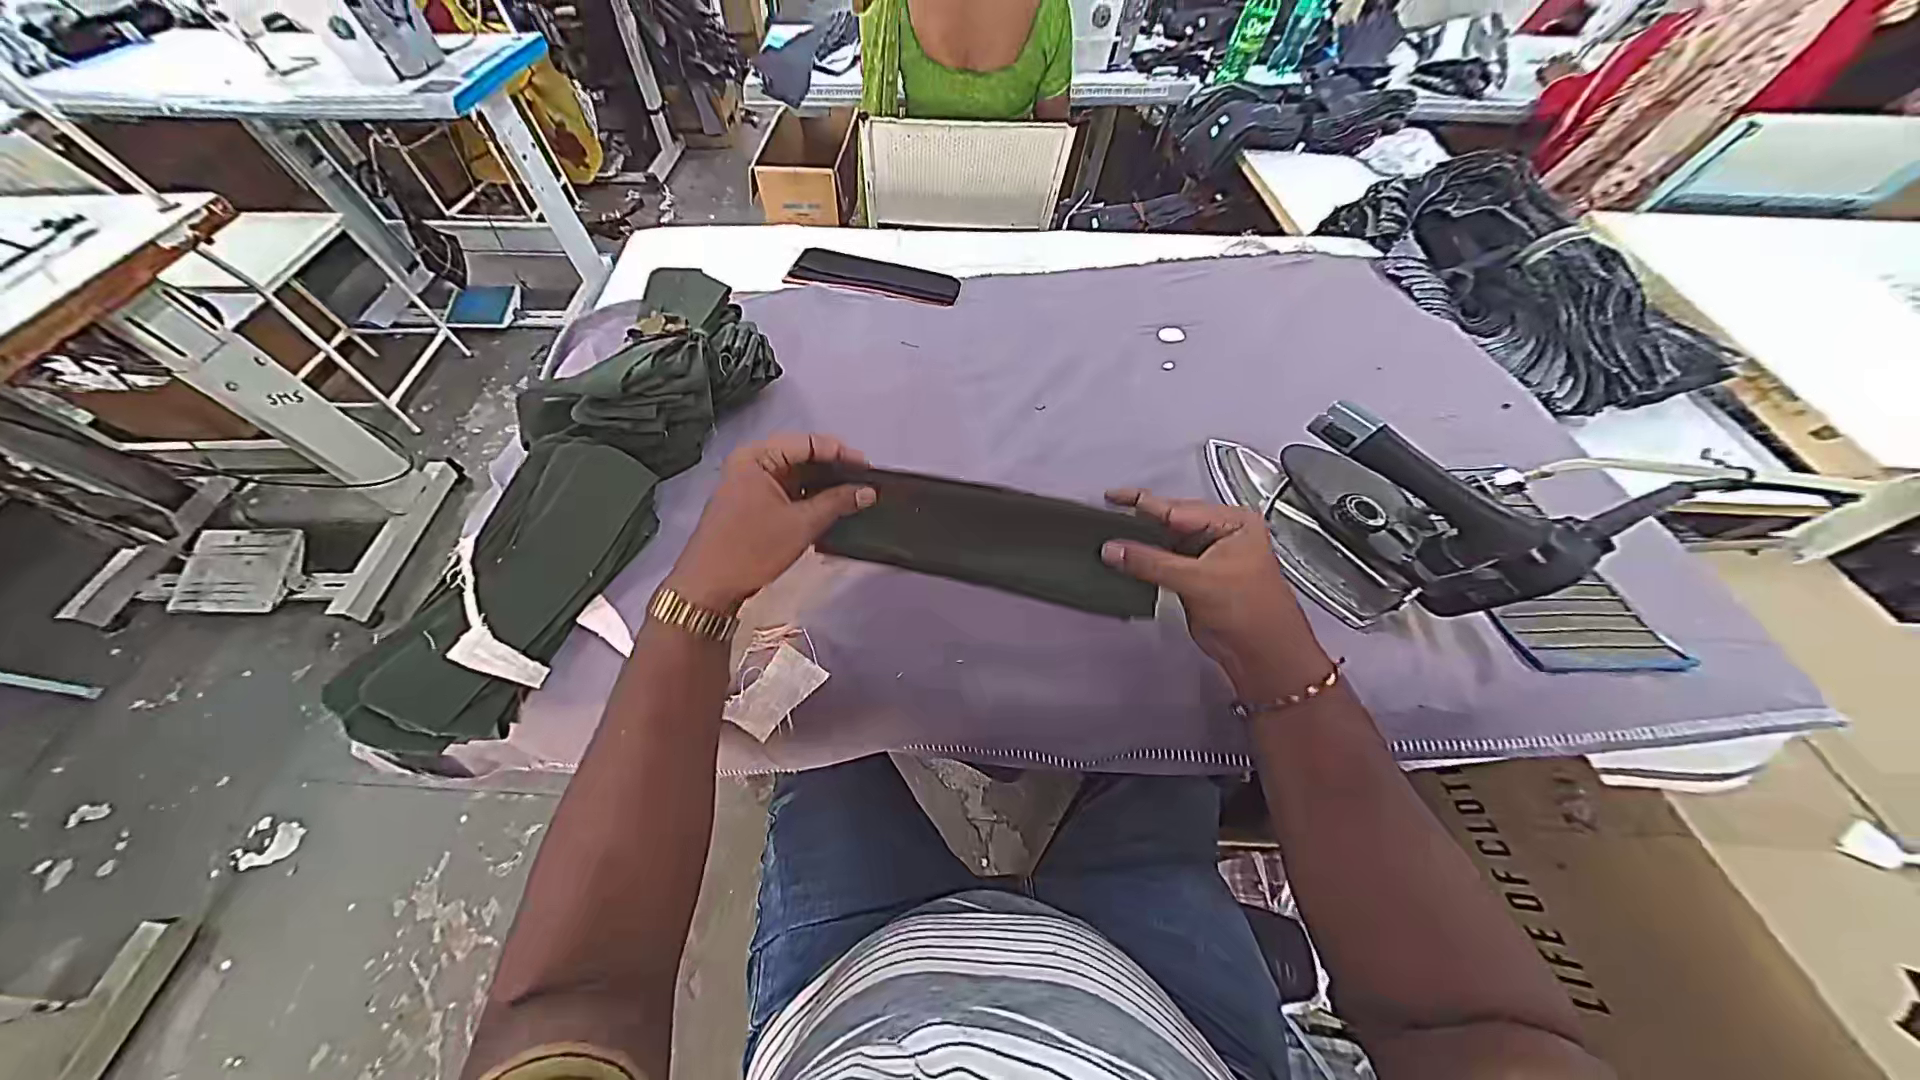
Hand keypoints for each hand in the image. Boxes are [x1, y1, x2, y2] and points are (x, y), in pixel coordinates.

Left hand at [664, 434, 875, 611]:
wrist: (709, 585)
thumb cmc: (752, 549)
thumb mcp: (802, 524)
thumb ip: (838, 502)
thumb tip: (868, 491)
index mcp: (757, 457)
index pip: (808, 443)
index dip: (840, 453)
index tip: (867, 468)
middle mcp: (751, 463)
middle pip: (802, 456)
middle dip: (834, 469)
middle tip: (864, 481)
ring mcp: (750, 483)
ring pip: (796, 475)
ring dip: (823, 484)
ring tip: (854, 494)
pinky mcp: (752, 502)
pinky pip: (787, 490)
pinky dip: (809, 496)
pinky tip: (832, 506)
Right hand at [1101, 488, 1332, 699]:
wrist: (1262, 654)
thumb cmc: (1255, 614)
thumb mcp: (1198, 580)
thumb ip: (1151, 562)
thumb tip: (1116, 549)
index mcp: (1233, 522)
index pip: (1178, 508)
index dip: (1143, 505)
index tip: (1114, 500)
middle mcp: (1221, 534)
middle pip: (1170, 520)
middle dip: (1138, 521)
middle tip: (1106, 515)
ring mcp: (1207, 556)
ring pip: (1164, 541)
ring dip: (1139, 543)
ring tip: (1110, 538)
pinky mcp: (1194, 578)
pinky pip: (1163, 562)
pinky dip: (1144, 561)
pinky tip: (1126, 560)